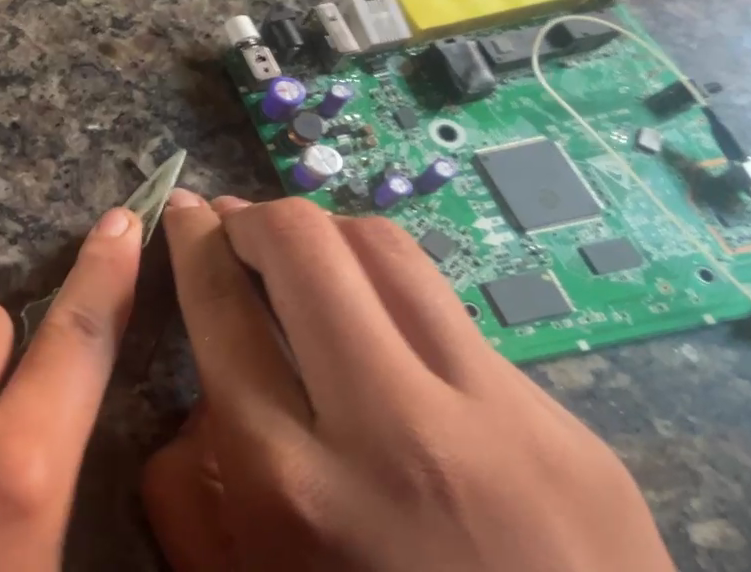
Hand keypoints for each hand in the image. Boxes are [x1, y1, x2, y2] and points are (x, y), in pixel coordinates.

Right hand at [144, 192, 673, 571]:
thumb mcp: (236, 568)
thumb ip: (188, 469)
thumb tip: (206, 364)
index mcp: (290, 478)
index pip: (222, 306)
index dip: (191, 242)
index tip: (182, 213)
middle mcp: (393, 430)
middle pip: (305, 246)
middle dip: (253, 216)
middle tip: (234, 229)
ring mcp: (498, 421)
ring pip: (390, 252)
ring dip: (326, 236)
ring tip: (303, 257)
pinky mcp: (568, 430)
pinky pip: (456, 321)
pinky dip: (395, 304)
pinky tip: (387, 341)